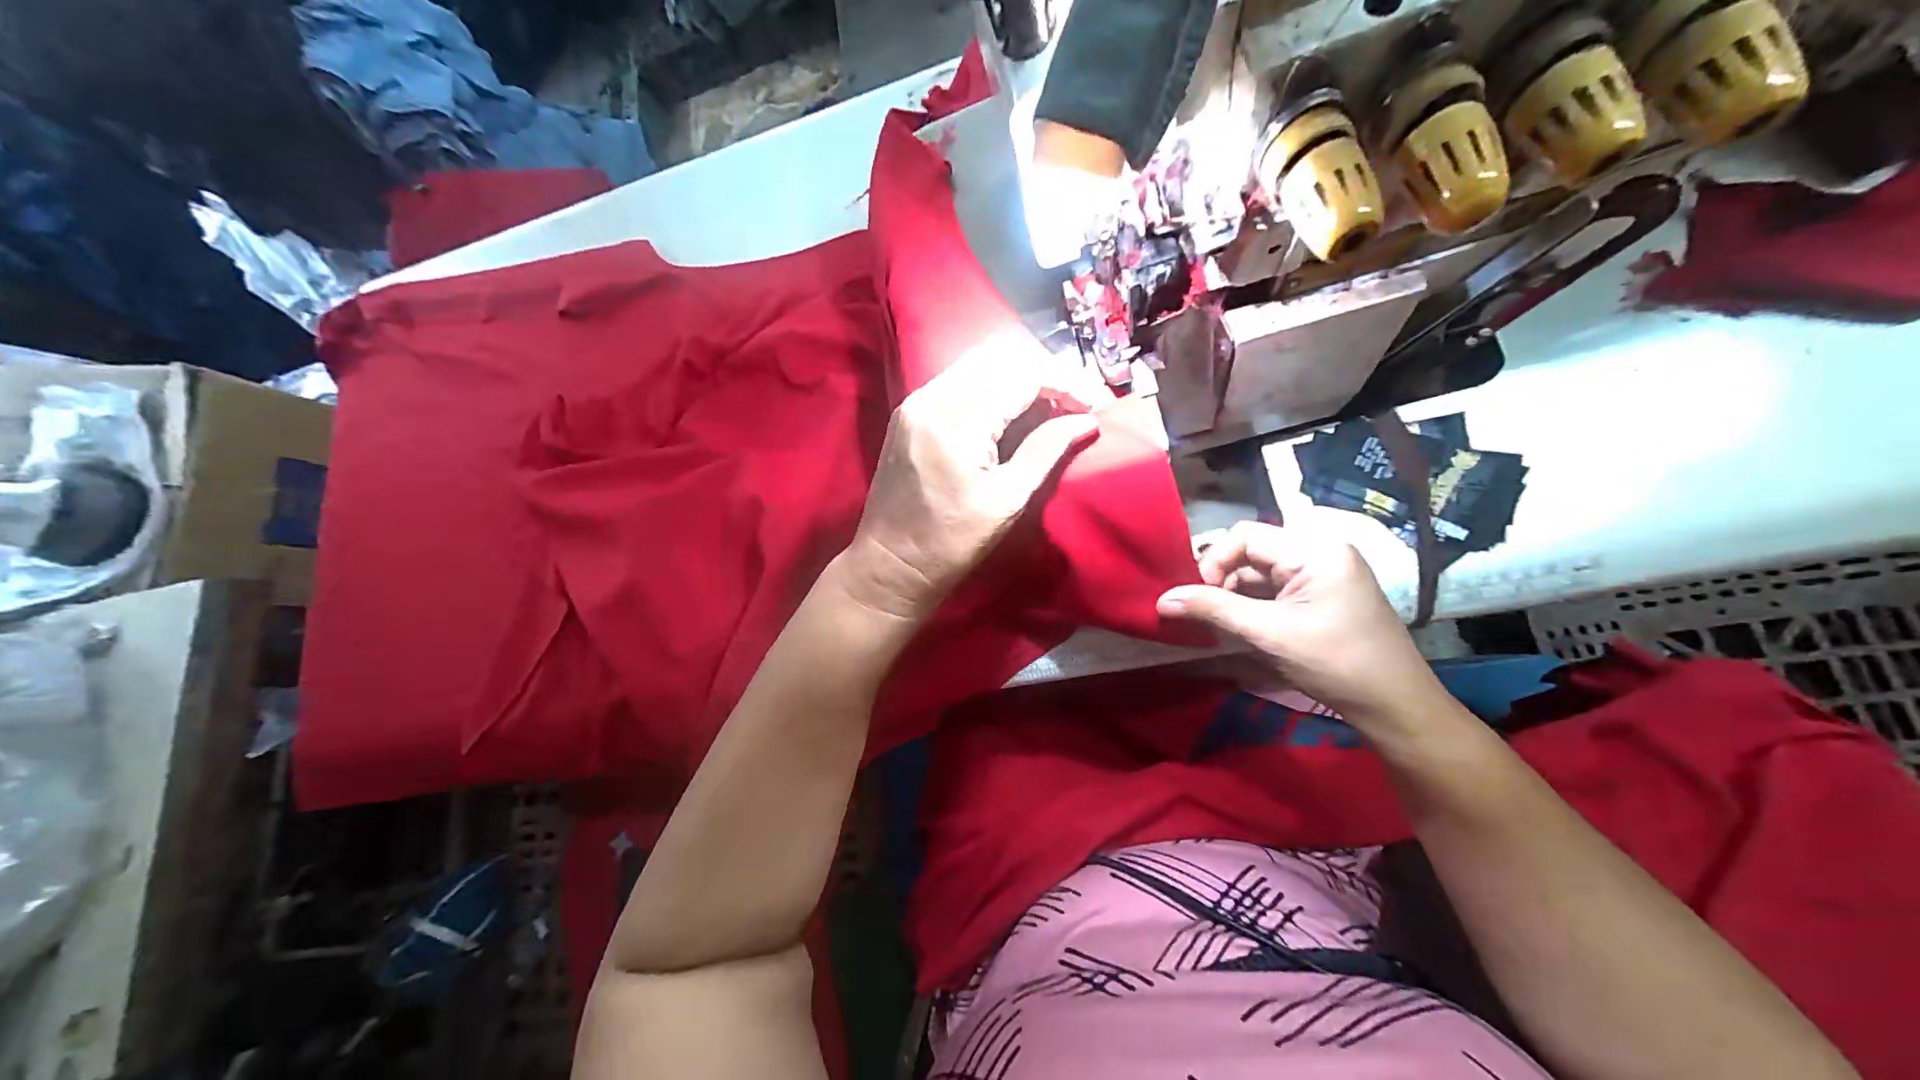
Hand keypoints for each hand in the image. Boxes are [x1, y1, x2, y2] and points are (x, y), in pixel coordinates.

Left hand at [841, 331, 1109, 622]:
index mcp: (957, 421)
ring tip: (1051, 405)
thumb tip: (1087, 420)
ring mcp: (916, 401)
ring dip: (1019, 376)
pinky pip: (958, 379)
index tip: (1094, 405)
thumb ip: (1046, 451)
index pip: (1022, 373)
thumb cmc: (951, 543)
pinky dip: (992, 385)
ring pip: (979, 363)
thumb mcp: (1007, 501)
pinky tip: (1013, 410)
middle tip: (1075, 403)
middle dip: (1045, 373)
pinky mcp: (909, 412)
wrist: (889, 563)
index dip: (1066, 382)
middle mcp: (932, 397)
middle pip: (1000, 357)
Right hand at [1156, 520, 1449, 738]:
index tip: (1201, 598)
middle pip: (1252, 551)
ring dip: (1236, 594)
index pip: (1245, 536)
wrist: (1395, 705)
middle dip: (1223, 580)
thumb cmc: (1335, 663)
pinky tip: (1243, 626)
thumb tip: (1161, 600)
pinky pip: (1276, 587)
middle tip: (1208, 614)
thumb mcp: (1268, 634)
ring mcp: (1324, 573)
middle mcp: (1320, 551)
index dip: (1214, 562)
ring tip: (1222, 623)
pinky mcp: (1322, 594)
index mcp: (1315, 549)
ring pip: (1260, 571)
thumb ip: (1213, 610)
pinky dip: (1254, 604)